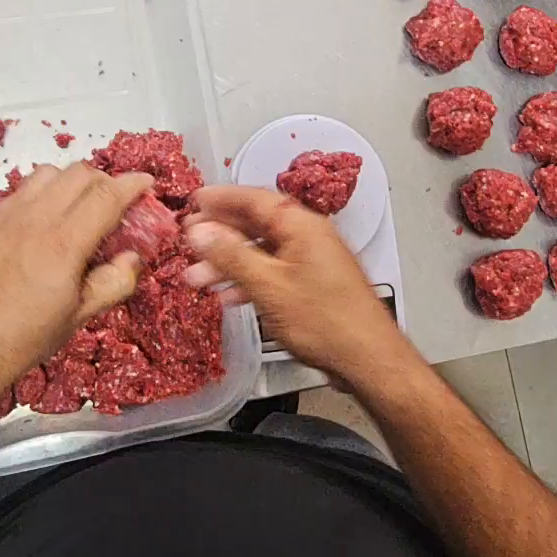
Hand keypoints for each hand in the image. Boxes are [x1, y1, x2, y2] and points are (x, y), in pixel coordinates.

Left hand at [0, 164, 154, 399]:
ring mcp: (6, 216)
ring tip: (80, 209)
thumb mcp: (78, 317)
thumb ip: (114, 283)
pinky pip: (22, 191)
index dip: (133, 184)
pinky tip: (46, 223)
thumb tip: (133, 258)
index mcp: (64, 244)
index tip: (147, 184)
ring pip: (49, 174)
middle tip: (117, 205)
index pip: (107, 195)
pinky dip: (45, 194)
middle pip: (80, 174)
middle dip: (106, 181)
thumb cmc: (22, 340)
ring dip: (73, 182)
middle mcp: (35, 219)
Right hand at [181, 186, 414, 384]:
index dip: (221, 198)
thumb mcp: (268, 285)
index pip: (254, 199)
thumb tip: (200, 231)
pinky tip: (230, 296)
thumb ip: (231, 256)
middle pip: (256, 224)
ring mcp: (312, 261)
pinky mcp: (312, 284)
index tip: (194, 200)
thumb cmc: (324, 320)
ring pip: (262, 252)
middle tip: (190, 238)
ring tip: (198, 277)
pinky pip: (273, 272)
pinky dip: (249, 280)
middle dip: (220, 233)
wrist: (367, 358)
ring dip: (229, 262)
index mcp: (301, 225)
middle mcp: (308, 236)